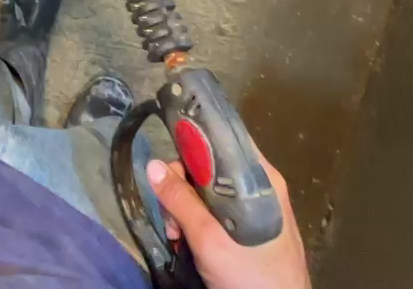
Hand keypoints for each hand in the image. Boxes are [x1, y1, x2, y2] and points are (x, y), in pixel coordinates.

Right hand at [147, 153, 309, 288]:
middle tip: (169, 212)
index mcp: (260, 178)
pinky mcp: (250, 234)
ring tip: (174, 234)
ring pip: (210, 193)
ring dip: (185, 209)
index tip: (169, 150)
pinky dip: (198, 224)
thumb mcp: (209, 239)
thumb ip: (180, 200)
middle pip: (211, 167)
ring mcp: (256, 212)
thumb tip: (152, 164)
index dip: (195, 138)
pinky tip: (185, 242)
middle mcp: (259, 188)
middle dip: (183, 185)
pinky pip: (217, 215)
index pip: (224, 138)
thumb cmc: (252, 277)